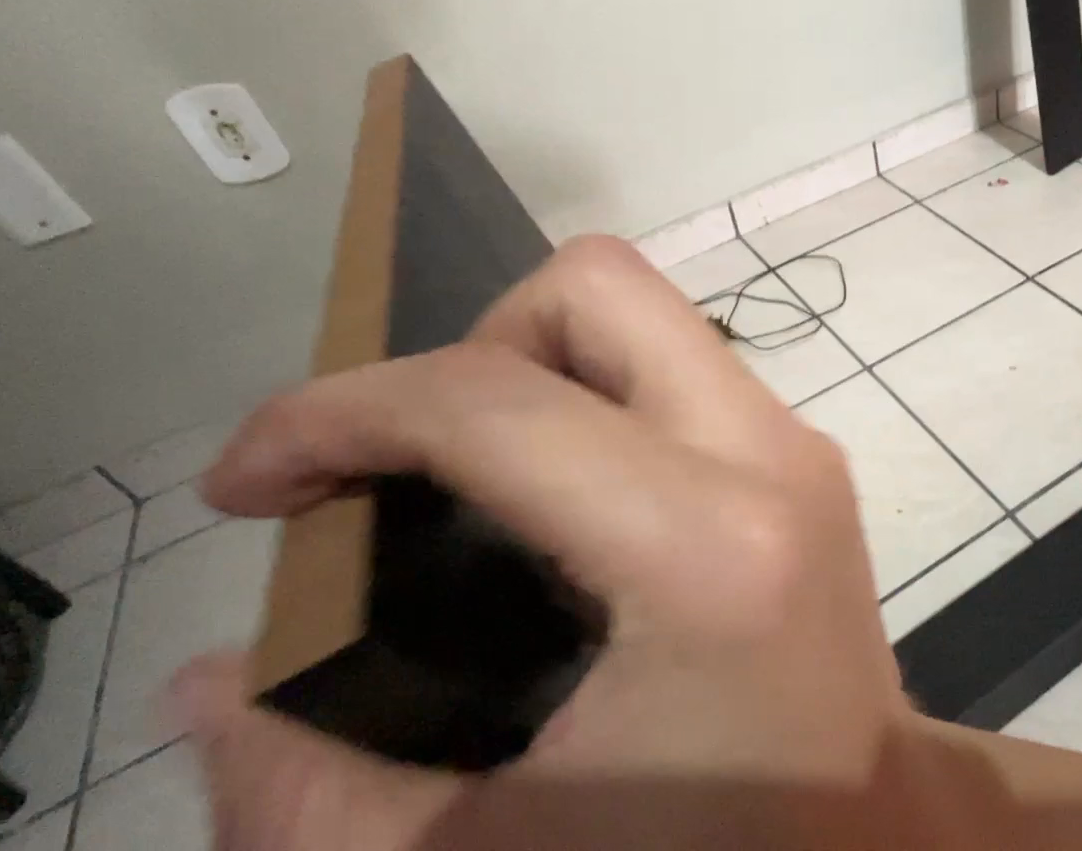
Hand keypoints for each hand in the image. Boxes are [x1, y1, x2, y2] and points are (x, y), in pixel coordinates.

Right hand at [179, 236, 919, 848]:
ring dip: (536, 365)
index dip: (334, 414)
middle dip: (471, 346)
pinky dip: (596, 395)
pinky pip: (682, 366)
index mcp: (702, 549)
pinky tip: (560, 495)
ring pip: (647, 313)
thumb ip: (309, 791)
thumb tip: (209, 685)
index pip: (491, 401)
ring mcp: (800, 446)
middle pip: (598, 287)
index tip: (249, 484)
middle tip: (409, 462)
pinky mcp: (808, 460)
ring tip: (473, 475)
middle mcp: (769, 457)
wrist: (871, 848)